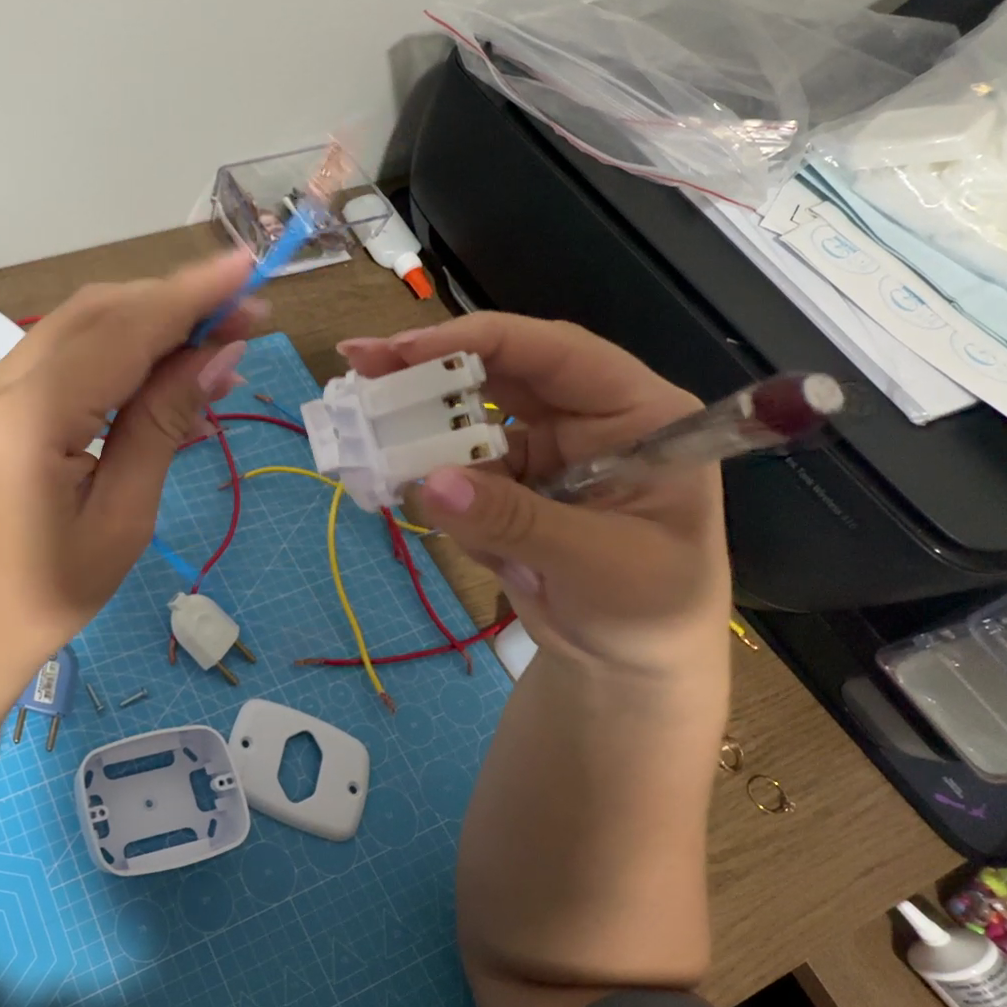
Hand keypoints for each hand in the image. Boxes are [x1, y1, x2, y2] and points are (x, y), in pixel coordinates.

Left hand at [0, 250, 258, 705]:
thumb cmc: (53, 593)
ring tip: (215, 349)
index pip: (122, 331)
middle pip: (96, 314)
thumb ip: (162, 422)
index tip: (248, 268)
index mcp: (28, 418)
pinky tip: (163, 381)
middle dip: (172, 304)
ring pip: (78, 328)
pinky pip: (60, 360)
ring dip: (146, 326)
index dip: (190, 296)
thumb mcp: (123, 516)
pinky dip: (115, 357)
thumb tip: (218, 353)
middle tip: (243, 318)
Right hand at [339, 313, 729, 679]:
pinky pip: (454, 475)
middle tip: (357, 364)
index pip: (556, 354)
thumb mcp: (596, 565)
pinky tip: (484, 551)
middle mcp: (584, 420)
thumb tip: (432, 482)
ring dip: (422, 440)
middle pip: (498, 373)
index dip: (480, 341)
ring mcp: (540, 453)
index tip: (403, 351)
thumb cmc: (648, 612)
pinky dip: (436, 497)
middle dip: (429, 371)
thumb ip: (515, 520)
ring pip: (465, 424)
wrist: (627, 665)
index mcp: (635, 415)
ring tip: (385, 457)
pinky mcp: (505, 486)